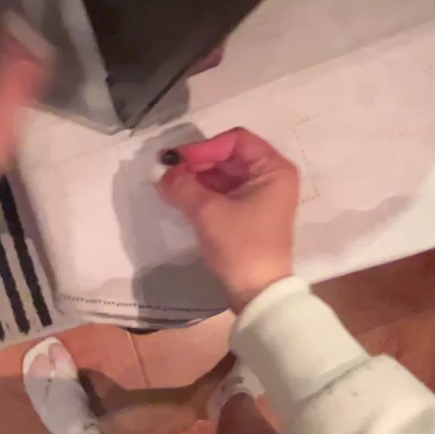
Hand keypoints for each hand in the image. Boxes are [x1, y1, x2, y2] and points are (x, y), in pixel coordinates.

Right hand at [156, 128, 298, 309]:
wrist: (257, 293)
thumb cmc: (241, 247)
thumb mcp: (208, 213)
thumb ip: (183, 186)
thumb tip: (161, 173)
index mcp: (273, 169)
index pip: (236, 140)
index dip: (204, 147)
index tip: (177, 162)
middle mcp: (271, 177)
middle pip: (229, 157)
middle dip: (197, 164)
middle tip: (168, 174)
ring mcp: (261, 197)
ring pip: (224, 176)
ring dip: (197, 179)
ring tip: (170, 187)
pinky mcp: (249, 215)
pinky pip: (224, 194)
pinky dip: (203, 194)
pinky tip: (181, 199)